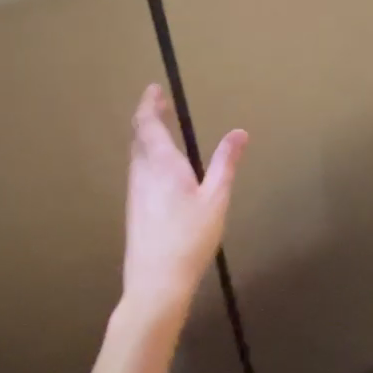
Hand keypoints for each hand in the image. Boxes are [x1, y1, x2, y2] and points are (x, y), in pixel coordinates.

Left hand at [120, 85, 247, 321]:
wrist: (155, 283)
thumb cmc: (190, 238)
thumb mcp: (216, 199)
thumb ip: (225, 163)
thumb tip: (239, 132)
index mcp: (162, 165)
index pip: (147, 124)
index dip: (149, 104)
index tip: (154, 89)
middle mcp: (142, 174)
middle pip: (138, 137)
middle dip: (147, 117)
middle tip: (158, 103)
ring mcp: (134, 193)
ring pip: (136, 155)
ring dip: (145, 137)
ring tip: (159, 131)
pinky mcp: (133, 211)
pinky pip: (137, 172)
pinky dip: (146, 157)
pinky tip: (158, 170)